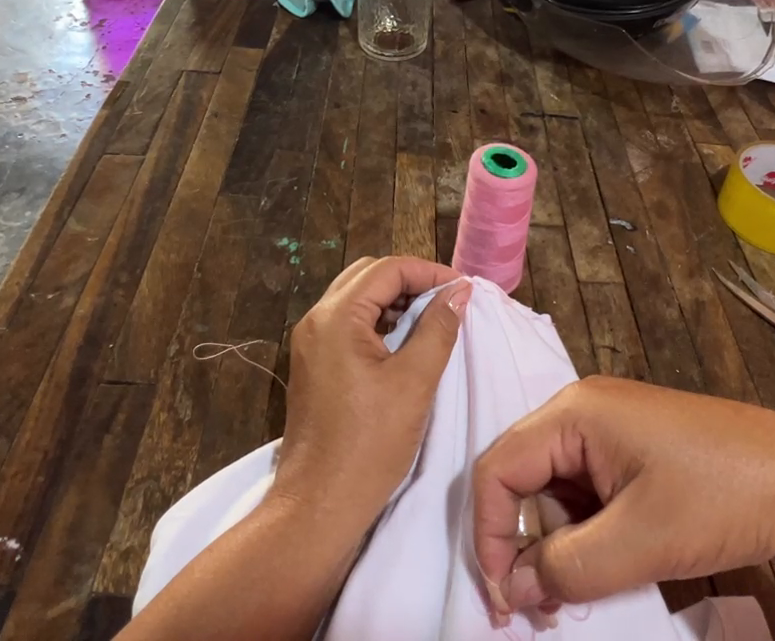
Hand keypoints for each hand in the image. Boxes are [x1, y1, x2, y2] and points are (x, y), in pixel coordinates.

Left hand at [271, 256, 471, 529]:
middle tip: (449, 302)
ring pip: (358, 300)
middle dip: (411, 282)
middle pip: (368, 277)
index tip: (463, 290)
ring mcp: (311, 344)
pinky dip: (380, 324)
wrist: (318, 506)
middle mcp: (316, 320)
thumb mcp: (414, 383)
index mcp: (336, 317)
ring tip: (435, 321)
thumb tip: (459, 292)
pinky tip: (407, 345)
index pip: (387, 269)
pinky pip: (349, 326)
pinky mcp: (315, 366)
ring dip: (396, 302)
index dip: (429, 272)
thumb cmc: (369, 444)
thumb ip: (438, 329)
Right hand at [472, 376, 774, 618]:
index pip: (499, 467)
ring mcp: (611, 427)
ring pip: (554, 488)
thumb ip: (567, 568)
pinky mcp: (634, 449)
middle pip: (523, 476)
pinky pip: (586, 490)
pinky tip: (607, 565)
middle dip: (523, 543)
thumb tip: (514, 588)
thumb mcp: (642, 542)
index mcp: (576, 412)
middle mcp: (584, 410)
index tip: (503, 598)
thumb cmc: (724, 499)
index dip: (488, 533)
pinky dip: (585, 532)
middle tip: (539, 604)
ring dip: (555, 542)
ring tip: (576, 592)